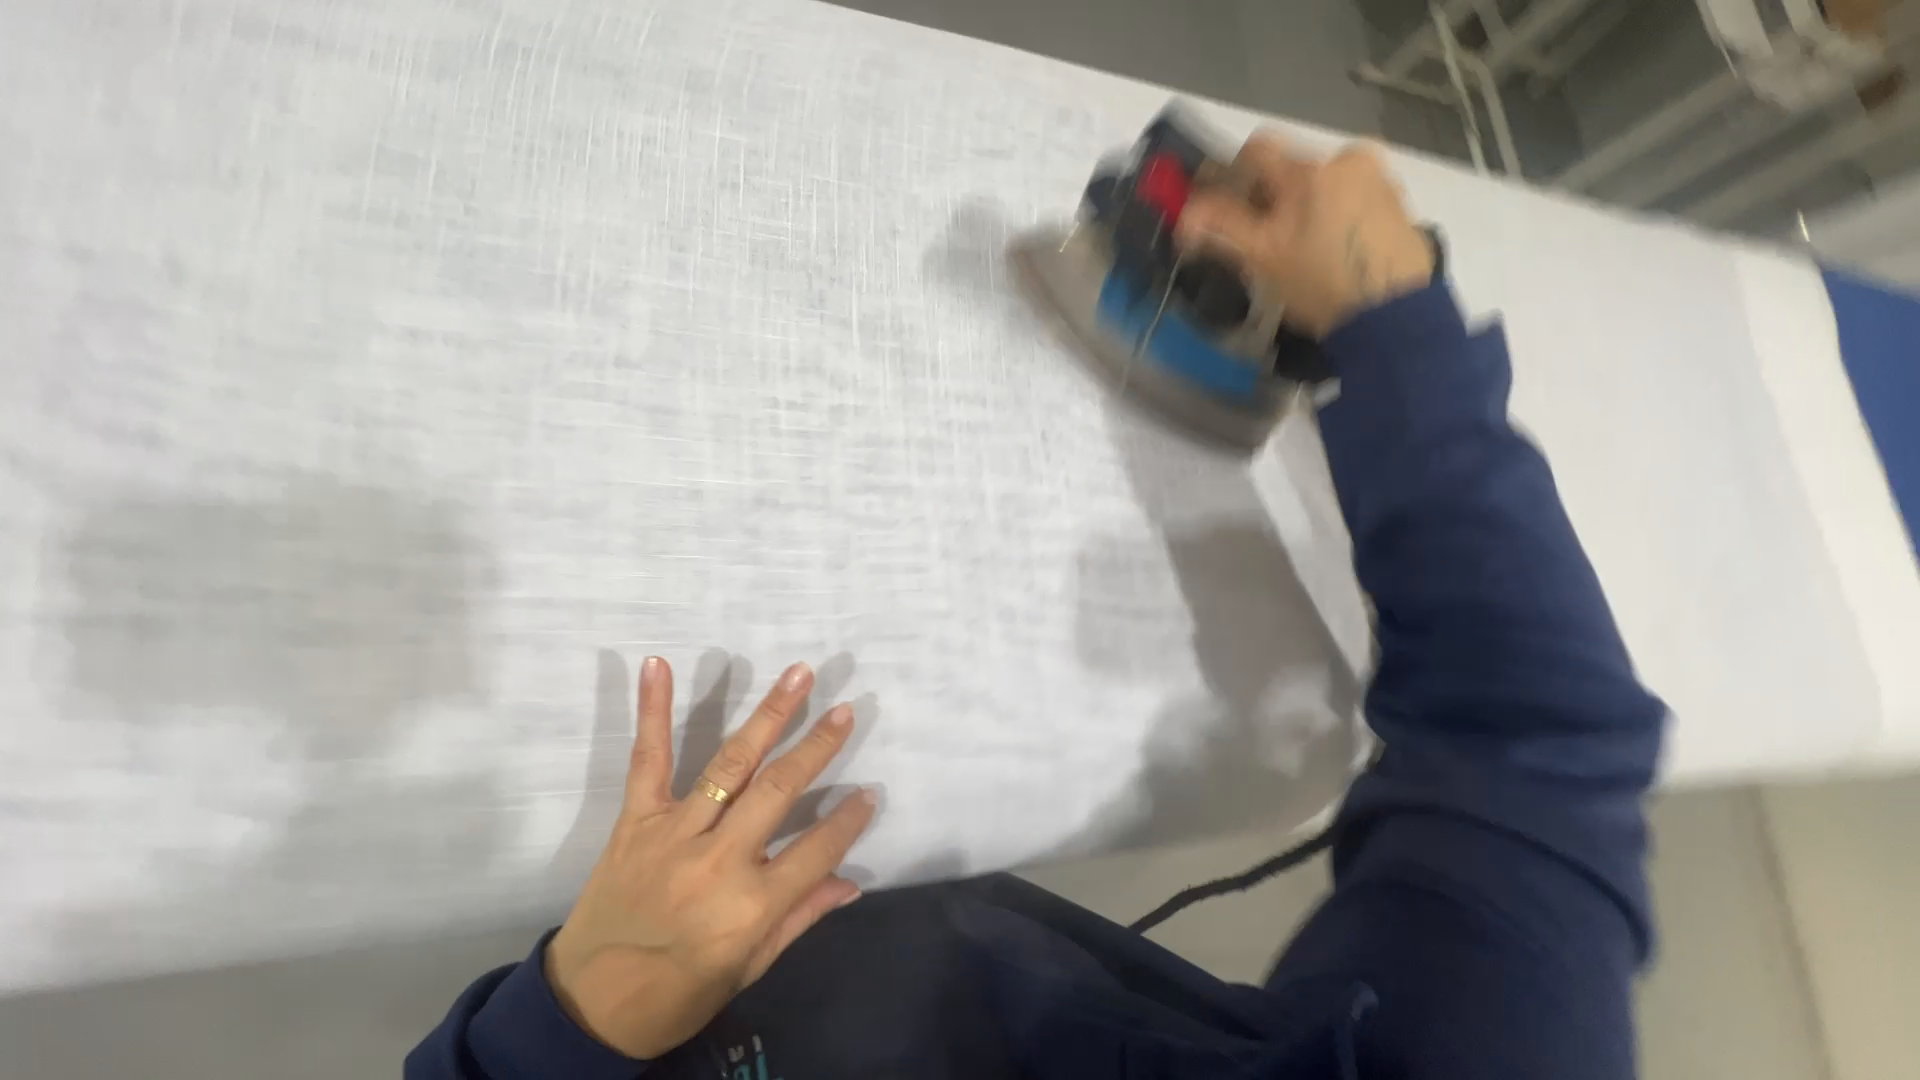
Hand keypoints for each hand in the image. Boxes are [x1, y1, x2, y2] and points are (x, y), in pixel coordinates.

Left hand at [545, 657, 877, 1058]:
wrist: (587, 1007)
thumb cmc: (677, 993)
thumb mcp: (749, 968)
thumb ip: (800, 918)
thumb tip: (851, 883)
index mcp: (751, 906)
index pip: (816, 850)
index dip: (848, 821)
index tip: (871, 792)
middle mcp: (718, 861)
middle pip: (779, 791)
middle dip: (817, 747)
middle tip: (845, 709)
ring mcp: (674, 834)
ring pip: (731, 765)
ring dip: (768, 715)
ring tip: (798, 675)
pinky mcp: (636, 820)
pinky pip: (648, 760)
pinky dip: (652, 711)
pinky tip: (659, 665)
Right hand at [1179, 133, 1434, 338]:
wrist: (1393, 314)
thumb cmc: (1321, 283)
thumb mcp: (1262, 259)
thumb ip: (1221, 229)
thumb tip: (1184, 216)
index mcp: (1310, 168)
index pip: (1256, 149)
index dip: (1232, 174)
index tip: (1224, 207)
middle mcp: (1347, 157)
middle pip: (1291, 169)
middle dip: (1271, 200)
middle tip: (1263, 243)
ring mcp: (1379, 177)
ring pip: (1321, 184)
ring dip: (1304, 208)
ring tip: (1302, 253)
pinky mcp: (1398, 201)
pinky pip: (1351, 197)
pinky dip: (1334, 217)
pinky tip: (1333, 254)